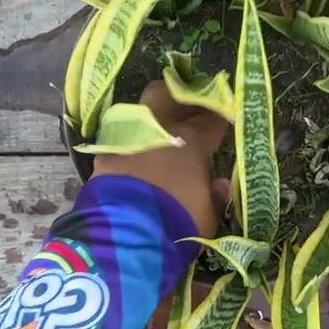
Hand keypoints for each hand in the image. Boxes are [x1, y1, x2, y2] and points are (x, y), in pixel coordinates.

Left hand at [91, 80, 228, 235]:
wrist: (127, 233)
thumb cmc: (178, 223)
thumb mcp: (208, 217)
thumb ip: (215, 197)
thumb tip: (220, 185)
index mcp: (193, 141)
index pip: (213, 119)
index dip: (219, 118)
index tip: (224, 122)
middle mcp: (160, 129)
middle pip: (168, 95)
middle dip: (178, 99)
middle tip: (188, 113)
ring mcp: (129, 137)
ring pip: (139, 113)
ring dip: (150, 120)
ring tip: (158, 135)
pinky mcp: (104, 154)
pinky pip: (121, 140)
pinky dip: (130, 145)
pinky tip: (135, 157)